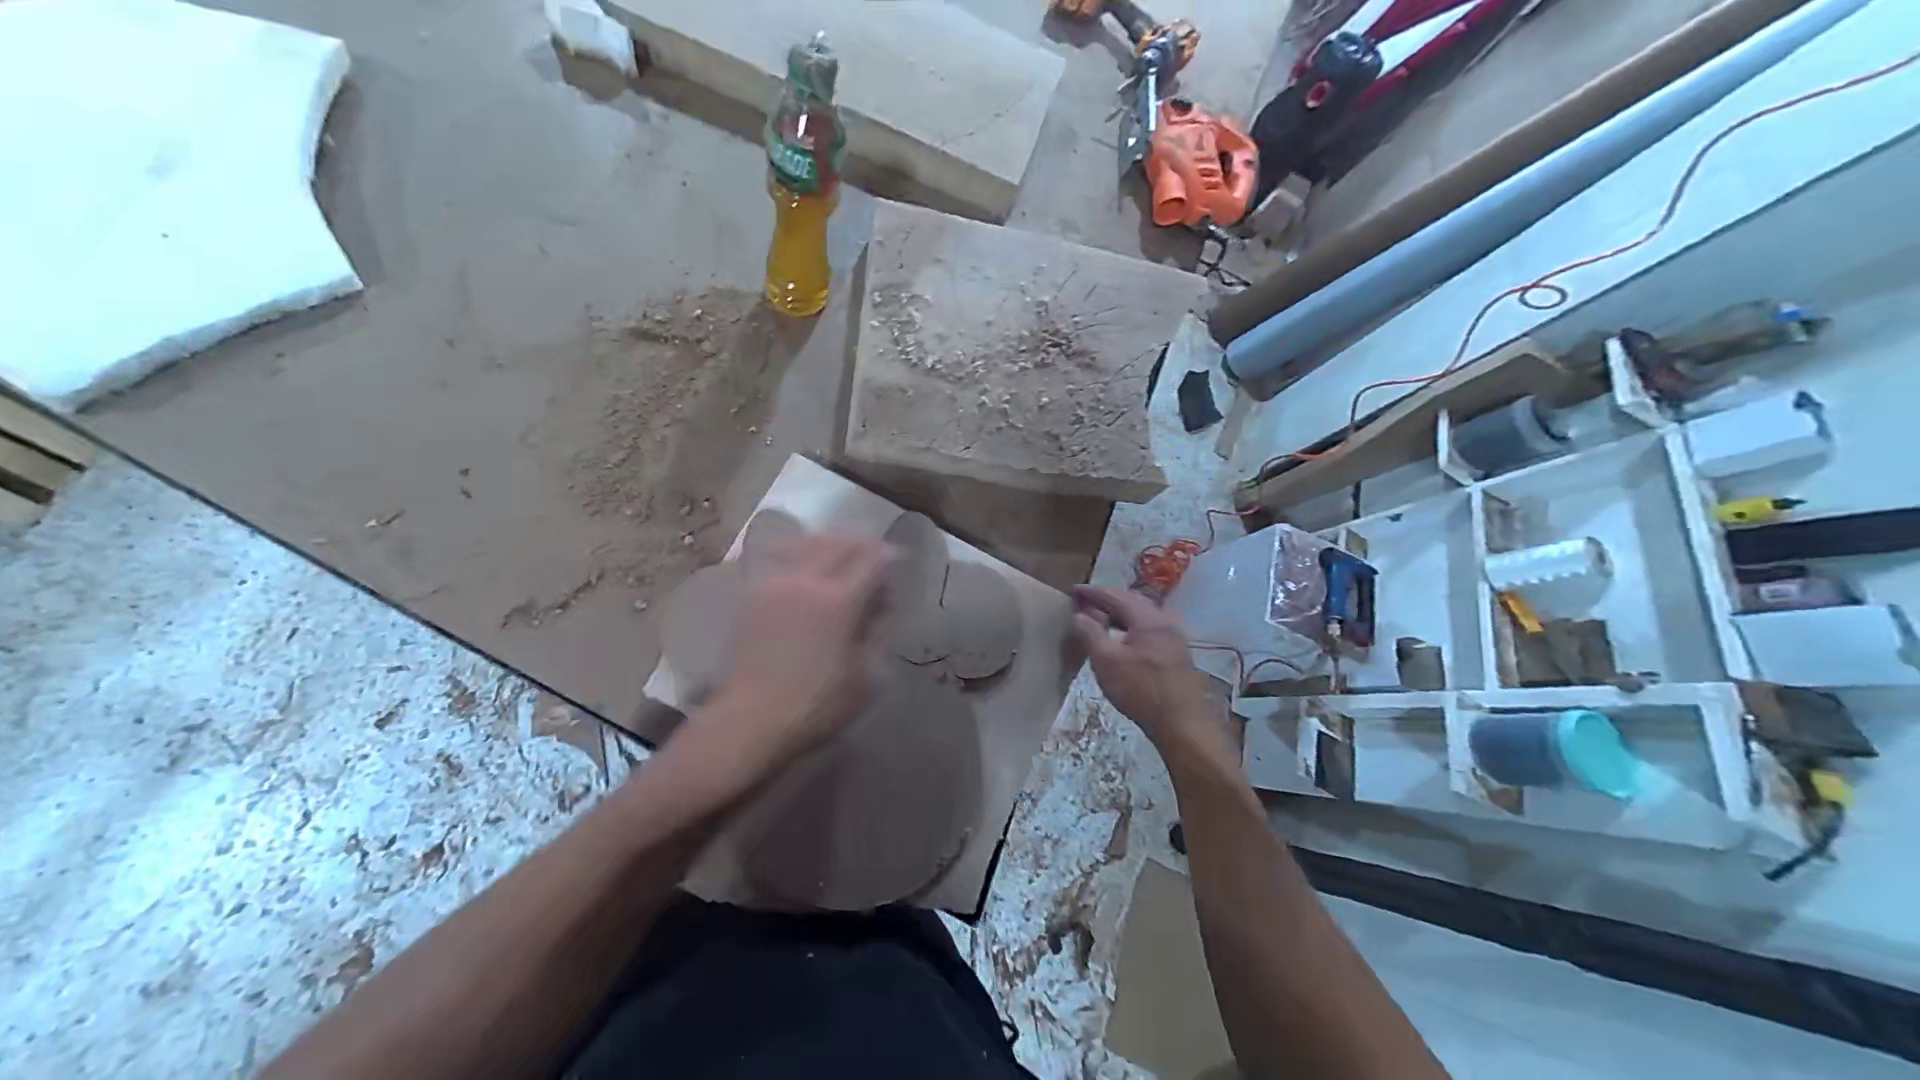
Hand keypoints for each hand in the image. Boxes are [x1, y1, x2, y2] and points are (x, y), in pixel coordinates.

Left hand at [710, 533, 892, 761]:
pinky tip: (807, 563)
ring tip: (842, 552)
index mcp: (840, 601)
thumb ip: (880, 632)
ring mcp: (776, 583)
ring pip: (807, 542)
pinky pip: (780, 556)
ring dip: (830, 541)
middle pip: (839, 542)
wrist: (755, 717)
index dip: (890, 555)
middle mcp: (807, 581)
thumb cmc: (819, 704)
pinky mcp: (754, 592)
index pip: (872, 559)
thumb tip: (885, 603)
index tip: (899, 560)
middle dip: (862, 543)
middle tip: (874, 554)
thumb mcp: (868, 676)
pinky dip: (800, 550)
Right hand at [1072, 585, 1222, 754]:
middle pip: (1133, 601)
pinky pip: (1151, 628)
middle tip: (1086, 603)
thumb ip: (1091, 633)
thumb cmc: (1140, 690)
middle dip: (1108, 599)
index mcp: (1149, 619)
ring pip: (1144, 615)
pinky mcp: (1178, 653)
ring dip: (1121, 613)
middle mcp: (1166, 621)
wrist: (1182, 724)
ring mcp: (1175, 637)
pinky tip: (1124, 639)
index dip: (1093, 592)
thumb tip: (1080, 613)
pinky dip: (1132, 626)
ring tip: (1102, 619)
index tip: (1074, 591)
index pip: (1116, 596)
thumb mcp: (1106, 662)